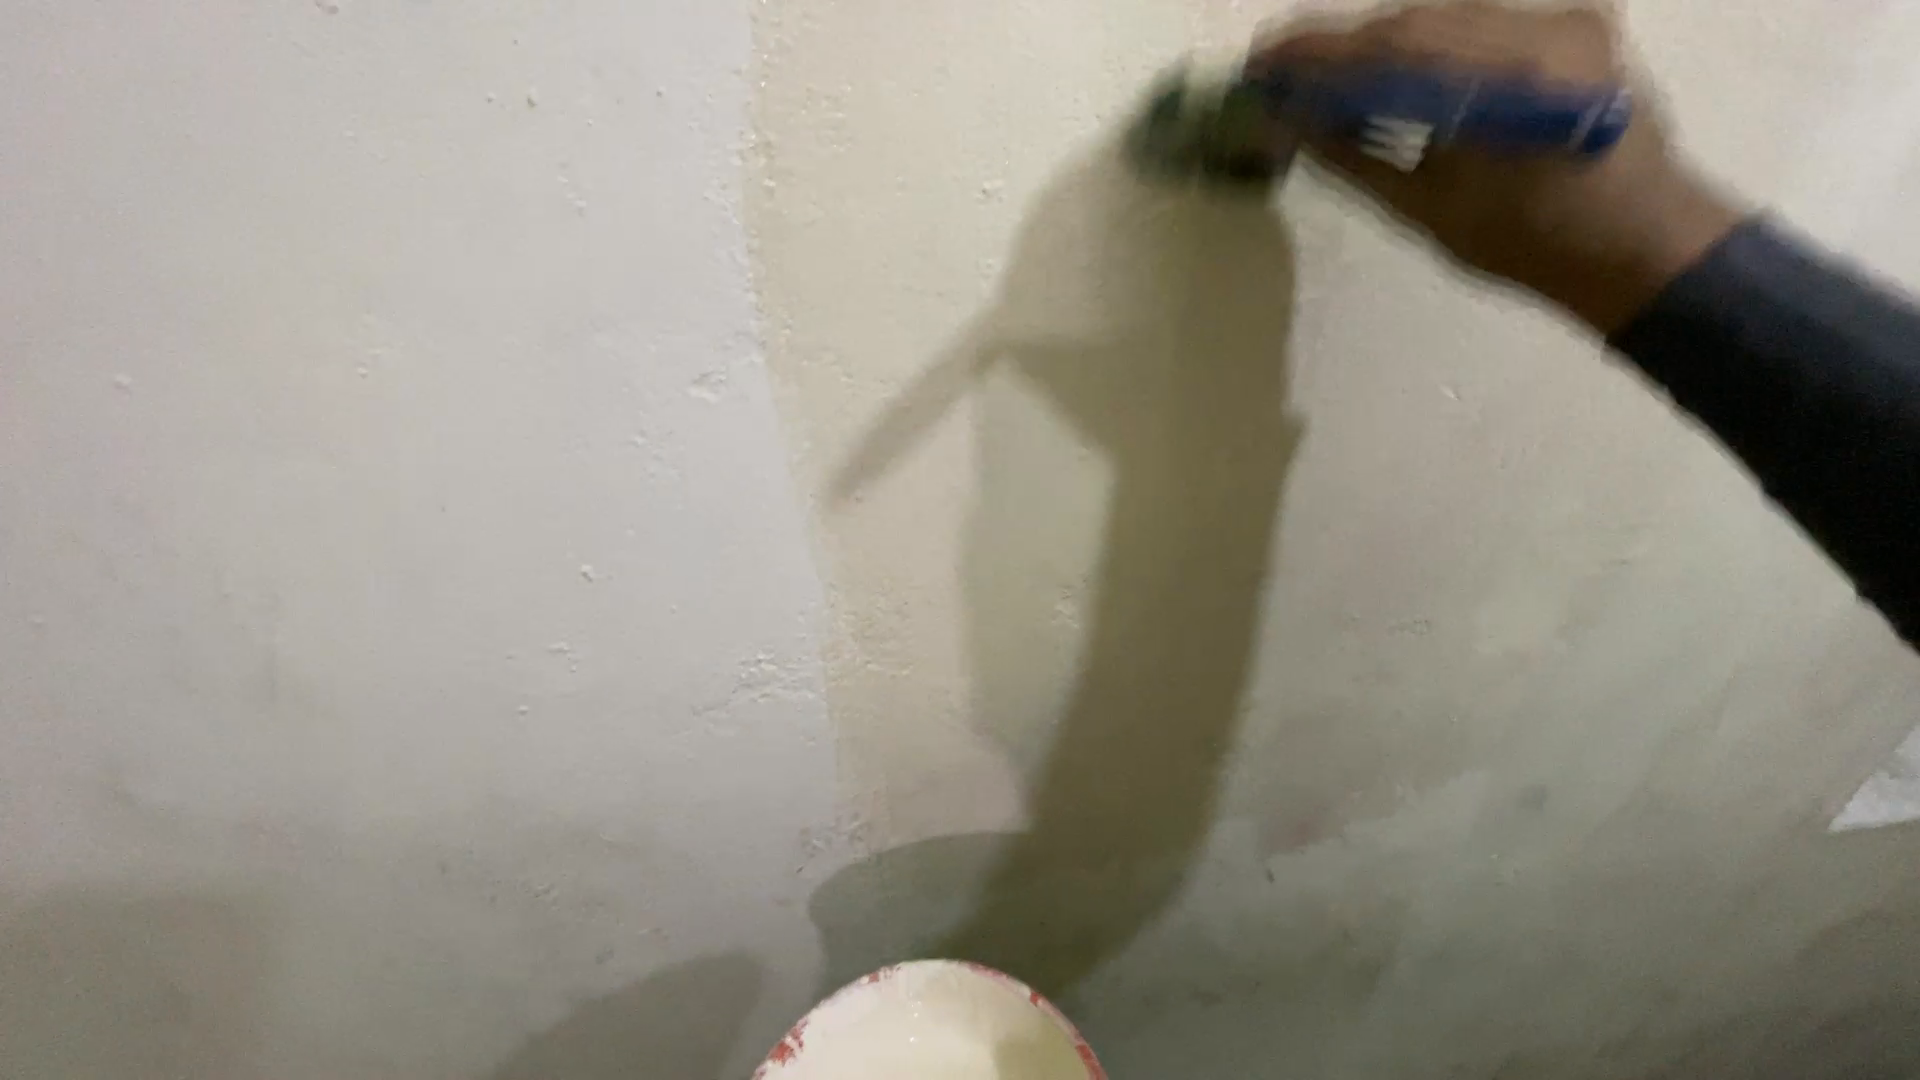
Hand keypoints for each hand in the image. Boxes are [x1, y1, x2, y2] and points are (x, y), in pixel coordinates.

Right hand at [1252, 1, 1742, 332]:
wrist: (1633, 242)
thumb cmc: (1522, 244)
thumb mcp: (1424, 209)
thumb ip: (1356, 160)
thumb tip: (1294, 126)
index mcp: (1503, 83)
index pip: (1389, 47)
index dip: (1316, 52)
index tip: (1260, 64)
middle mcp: (1540, 29)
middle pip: (1415, 20)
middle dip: (1339, 44)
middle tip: (1278, 68)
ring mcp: (1561, 20)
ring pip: (1444, 17)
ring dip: (1375, 45)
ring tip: (1320, 73)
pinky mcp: (1570, 26)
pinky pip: (1477, 26)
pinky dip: (1421, 47)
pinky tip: (1384, 72)